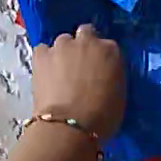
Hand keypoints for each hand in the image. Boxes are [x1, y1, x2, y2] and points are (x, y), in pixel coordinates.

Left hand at [31, 24, 124, 138]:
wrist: (71, 126)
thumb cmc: (102, 117)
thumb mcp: (119, 94)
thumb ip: (112, 76)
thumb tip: (103, 76)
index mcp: (111, 51)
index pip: (107, 46)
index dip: (101, 58)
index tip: (98, 70)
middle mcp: (88, 41)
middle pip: (85, 34)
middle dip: (82, 47)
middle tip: (80, 68)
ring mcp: (63, 45)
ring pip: (63, 42)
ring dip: (63, 53)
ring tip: (60, 74)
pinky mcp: (41, 55)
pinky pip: (43, 50)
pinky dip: (44, 60)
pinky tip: (45, 74)